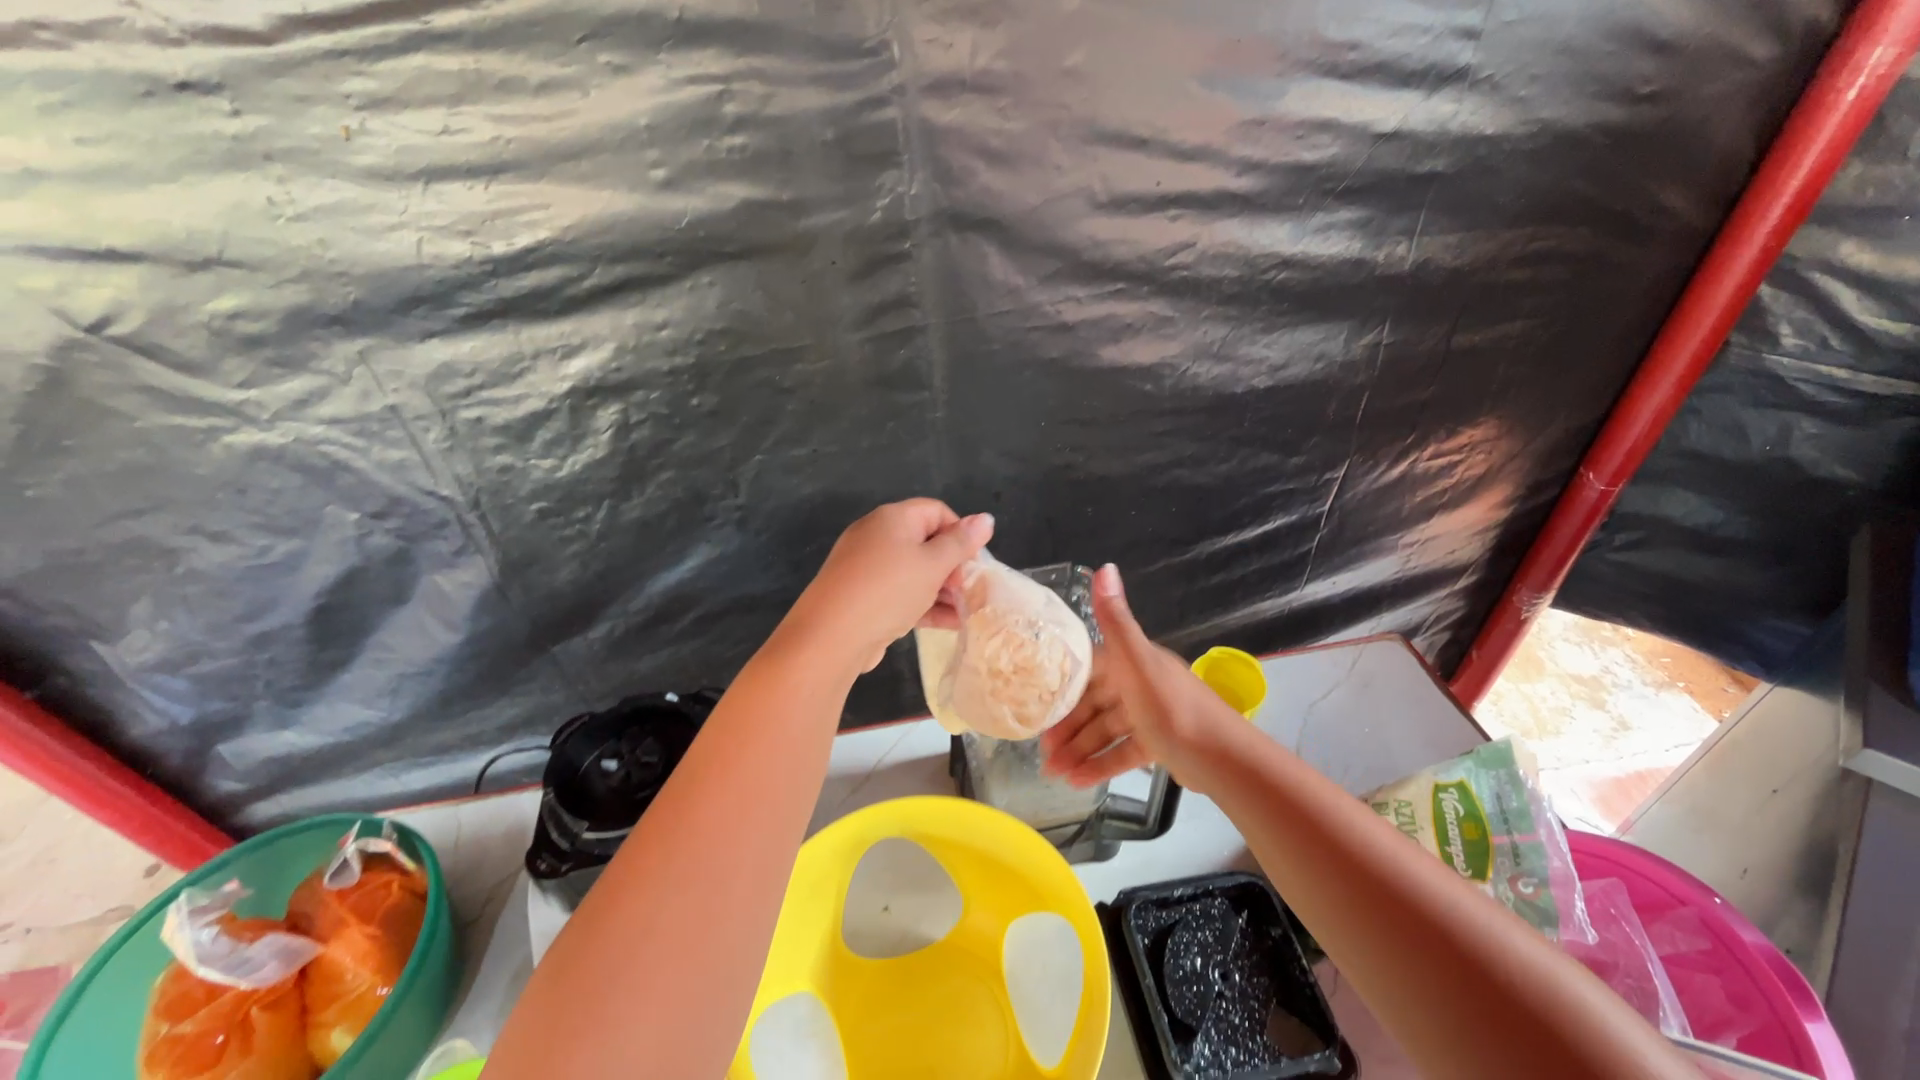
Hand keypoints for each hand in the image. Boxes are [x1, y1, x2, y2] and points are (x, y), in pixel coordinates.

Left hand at [781, 499, 994, 673]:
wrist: (831, 635)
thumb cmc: (888, 590)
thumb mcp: (932, 565)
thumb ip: (961, 543)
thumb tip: (986, 518)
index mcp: (892, 518)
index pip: (936, 511)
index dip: (960, 532)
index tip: (974, 561)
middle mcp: (877, 537)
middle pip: (925, 542)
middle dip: (952, 566)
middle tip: (968, 590)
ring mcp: (868, 569)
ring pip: (914, 572)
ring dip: (942, 590)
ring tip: (966, 612)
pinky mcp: (864, 598)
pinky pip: (901, 594)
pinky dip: (924, 604)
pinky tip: (950, 624)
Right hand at [1040, 564, 1243, 788]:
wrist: (1222, 758)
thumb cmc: (1173, 708)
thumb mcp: (1137, 663)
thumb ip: (1116, 621)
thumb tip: (1104, 566)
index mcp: (1134, 660)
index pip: (1089, 668)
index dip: (1063, 684)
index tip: (1037, 701)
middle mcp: (1141, 683)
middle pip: (1095, 702)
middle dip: (1068, 725)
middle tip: (1042, 750)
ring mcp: (1151, 714)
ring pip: (1106, 729)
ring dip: (1080, 749)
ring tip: (1053, 773)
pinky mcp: (1160, 743)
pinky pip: (1123, 751)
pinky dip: (1101, 764)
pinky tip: (1078, 782)